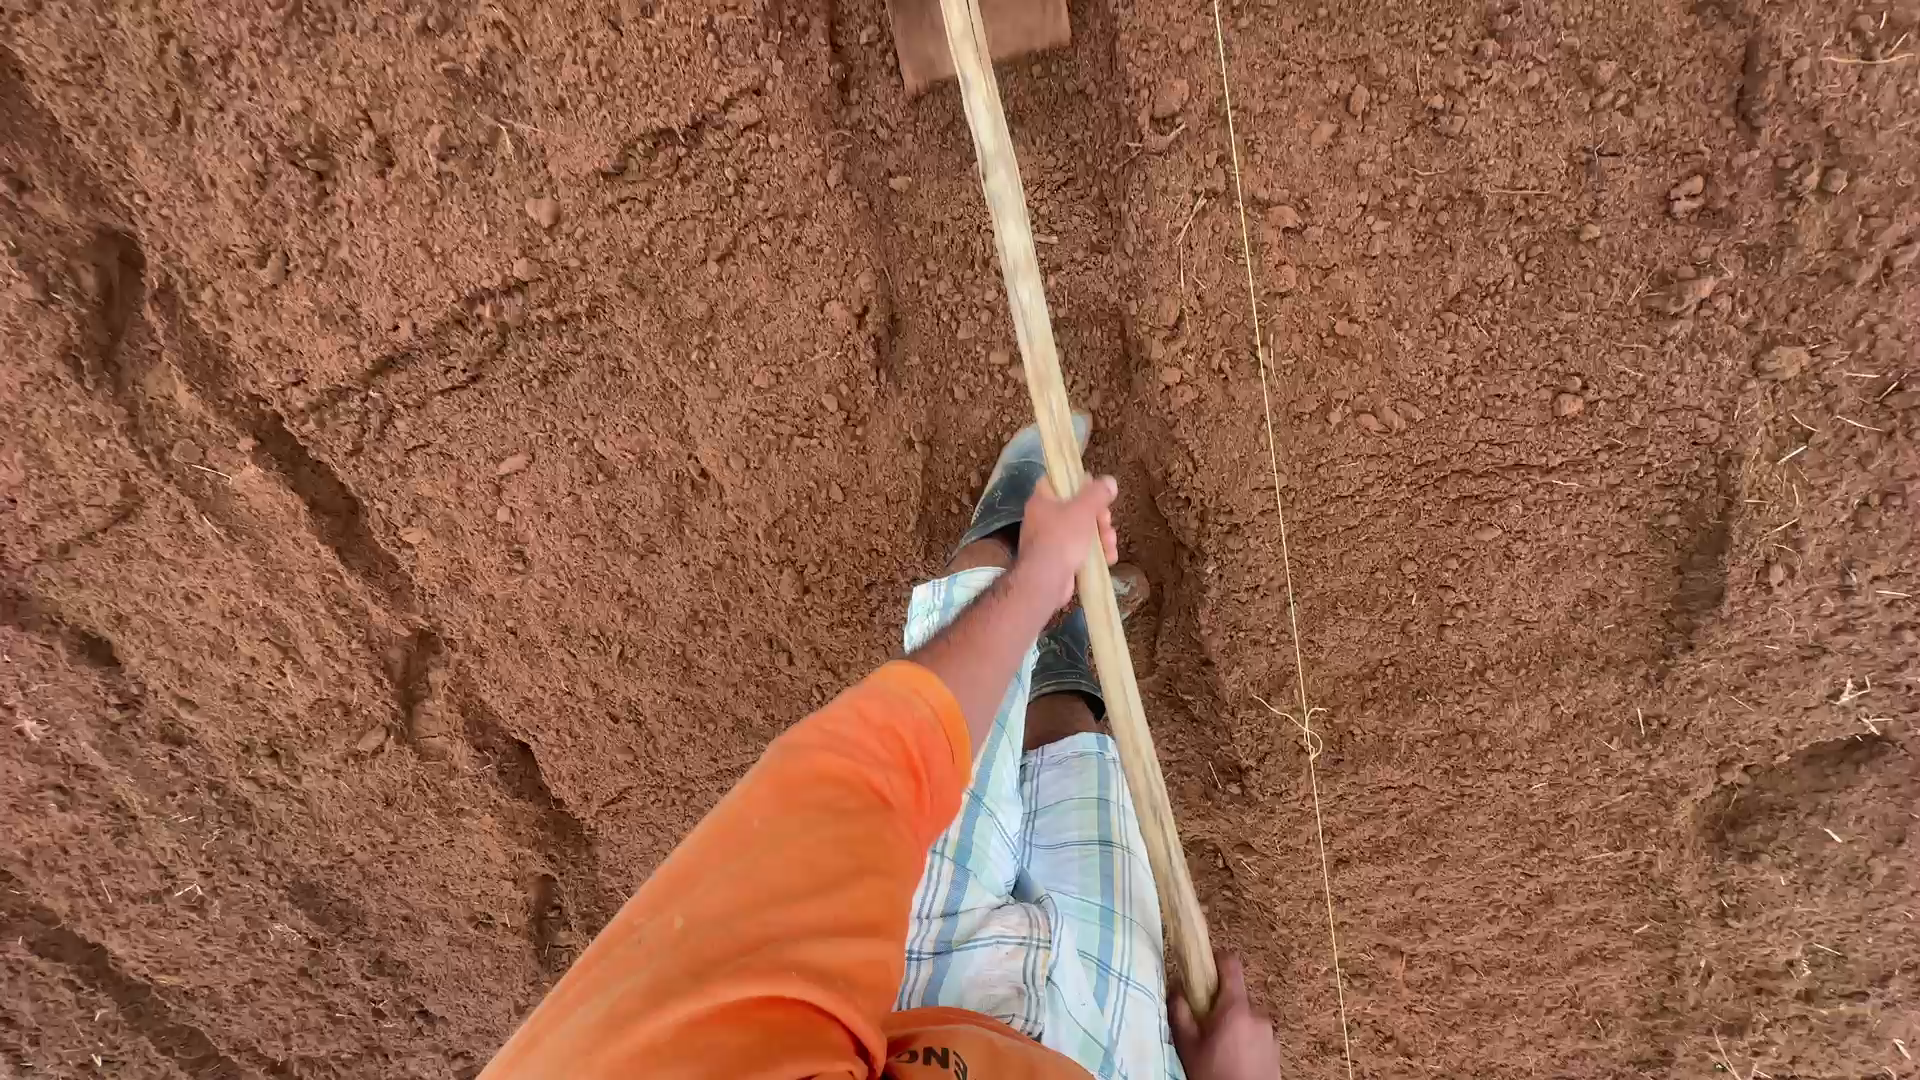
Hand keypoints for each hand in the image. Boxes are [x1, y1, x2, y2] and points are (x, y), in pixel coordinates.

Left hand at [1011, 475, 1118, 610]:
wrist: (1046, 580)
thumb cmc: (1062, 537)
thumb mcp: (1083, 509)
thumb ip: (1097, 493)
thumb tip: (1109, 481)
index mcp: (1042, 500)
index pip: (1058, 481)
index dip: (1078, 483)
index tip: (1096, 490)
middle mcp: (1043, 518)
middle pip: (1077, 508)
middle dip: (1099, 517)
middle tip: (1106, 524)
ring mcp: (1050, 540)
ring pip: (1083, 531)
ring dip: (1102, 537)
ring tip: (1109, 546)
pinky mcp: (1059, 560)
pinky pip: (1081, 550)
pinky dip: (1095, 554)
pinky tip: (1108, 559)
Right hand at [1170, 953, 1279, 1079]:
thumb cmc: (1214, 1076)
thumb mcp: (1187, 1045)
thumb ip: (1179, 1010)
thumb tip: (1176, 985)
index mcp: (1236, 1007)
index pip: (1230, 963)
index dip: (1216, 959)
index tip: (1203, 967)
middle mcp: (1258, 1015)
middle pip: (1236, 993)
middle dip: (1221, 1003)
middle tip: (1206, 1022)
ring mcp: (1271, 1034)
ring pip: (1247, 1015)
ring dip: (1235, 1022)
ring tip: (1221, 1046)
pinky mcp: (1277, 1051)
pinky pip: (1257, 1033)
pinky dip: (1246, 1038)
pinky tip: (1235, 1058)